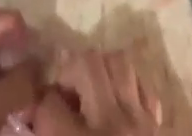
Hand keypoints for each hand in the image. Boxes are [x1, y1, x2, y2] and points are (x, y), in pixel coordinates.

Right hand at [30, 50, 165, 135]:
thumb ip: (47, 131)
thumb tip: (34, 111)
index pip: (49, 102)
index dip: (41, 102)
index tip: (40, 107)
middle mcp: (110, 121)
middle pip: (88, 63)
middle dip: (71, 68)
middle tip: (65, 87)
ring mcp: (138, 119)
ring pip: (119, 62)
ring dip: (100, 67)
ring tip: (91, 84)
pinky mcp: (156, 123)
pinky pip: (144, 85)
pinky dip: (129, 84)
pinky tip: (117, 96)